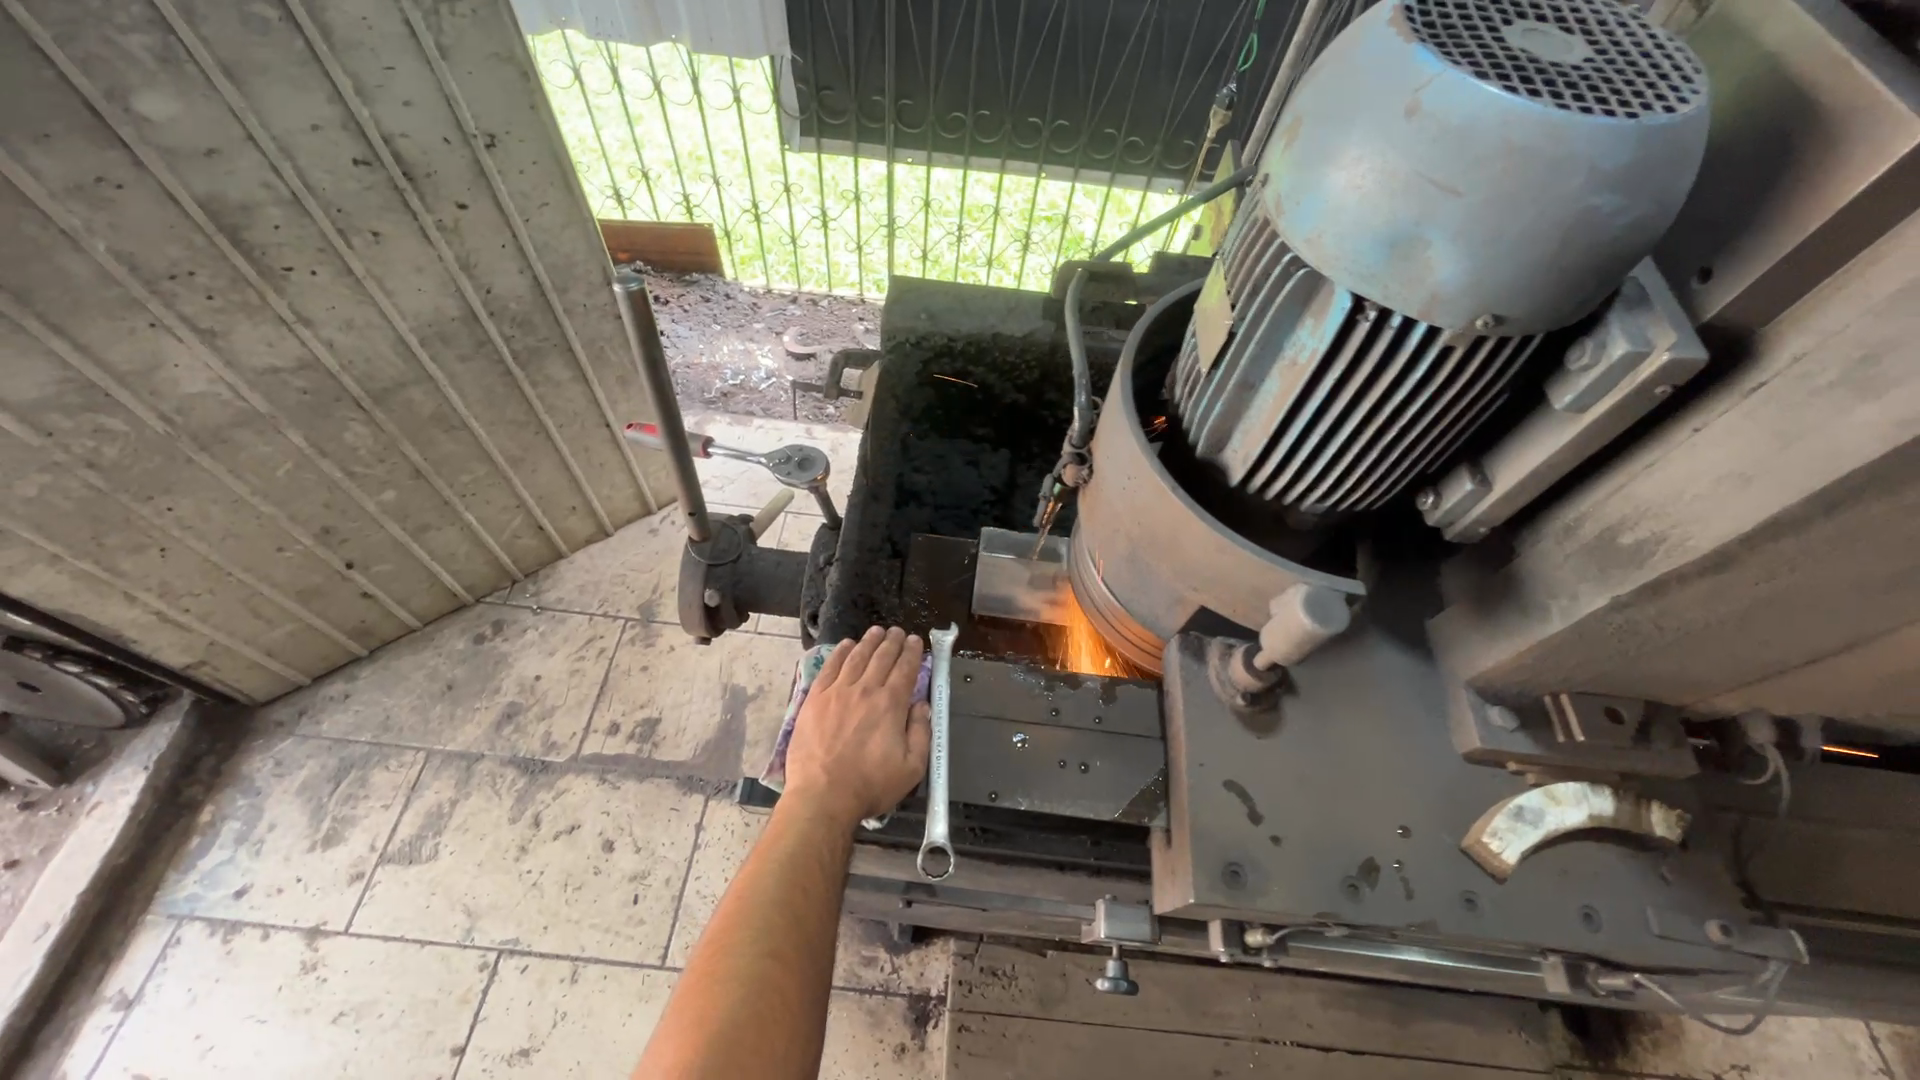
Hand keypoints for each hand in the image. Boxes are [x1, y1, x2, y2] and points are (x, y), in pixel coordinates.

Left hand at [783, 626, 929, 828]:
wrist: (823, 796)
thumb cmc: (870, 785)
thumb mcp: (912, 767)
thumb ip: (921, 732)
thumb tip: (922, 705)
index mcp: (891, 704)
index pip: (905, 669)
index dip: (912, 652)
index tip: (915, 640)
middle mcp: (865, 690)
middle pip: (881, 657)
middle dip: (892, 641)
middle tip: (897, 632)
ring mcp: (837, 692)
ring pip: (856, 657)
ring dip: (869, 642)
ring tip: (876, 631)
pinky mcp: (815, 699)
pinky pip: (830, 667)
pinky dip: (840, 653)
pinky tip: (846, 645)